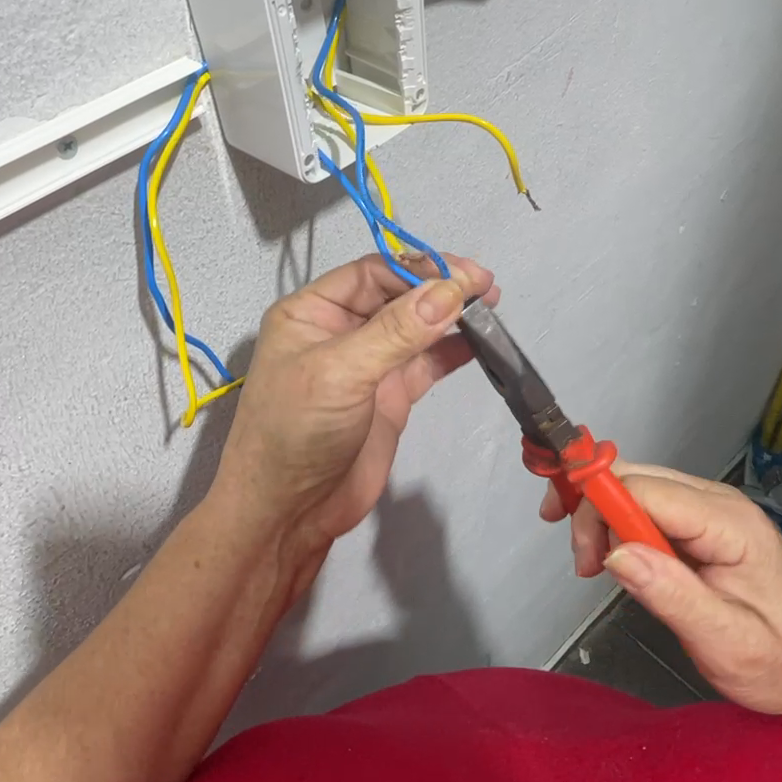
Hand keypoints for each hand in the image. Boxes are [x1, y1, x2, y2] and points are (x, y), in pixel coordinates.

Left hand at [210, 253, 497, 546]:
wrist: (289, 512)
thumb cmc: (297, 431)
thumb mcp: (341, 372)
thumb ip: (396, 331)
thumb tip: (450, 290)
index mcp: (311, 312)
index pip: (371, 273)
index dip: (418, 268)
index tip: (465, 274)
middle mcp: (338, 330)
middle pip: (396, 295)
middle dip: (439, 288)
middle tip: (488, 288)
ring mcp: (366, 364)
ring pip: (415, 328)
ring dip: (451, 316)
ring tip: (492, 308)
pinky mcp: (388, 397)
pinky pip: (425, 363)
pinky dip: (452, 350)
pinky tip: (481, 343)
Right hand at [542, 463, 781, 716]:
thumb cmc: (781, 663)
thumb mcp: (727, 644)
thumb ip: (672, 596)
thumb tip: (615, 554)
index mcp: (730, 525)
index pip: (644, 489)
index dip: (601, 511)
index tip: (586, 560)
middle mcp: (717, 501)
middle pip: (631, 476)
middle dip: (592, 510)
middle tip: (585, 565)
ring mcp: (707, 506)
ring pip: (630, 483)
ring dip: (599, 517)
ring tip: (595, 566)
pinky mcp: (696, 518)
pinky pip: (641, 500)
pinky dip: (613, 521)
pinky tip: (610, 553)